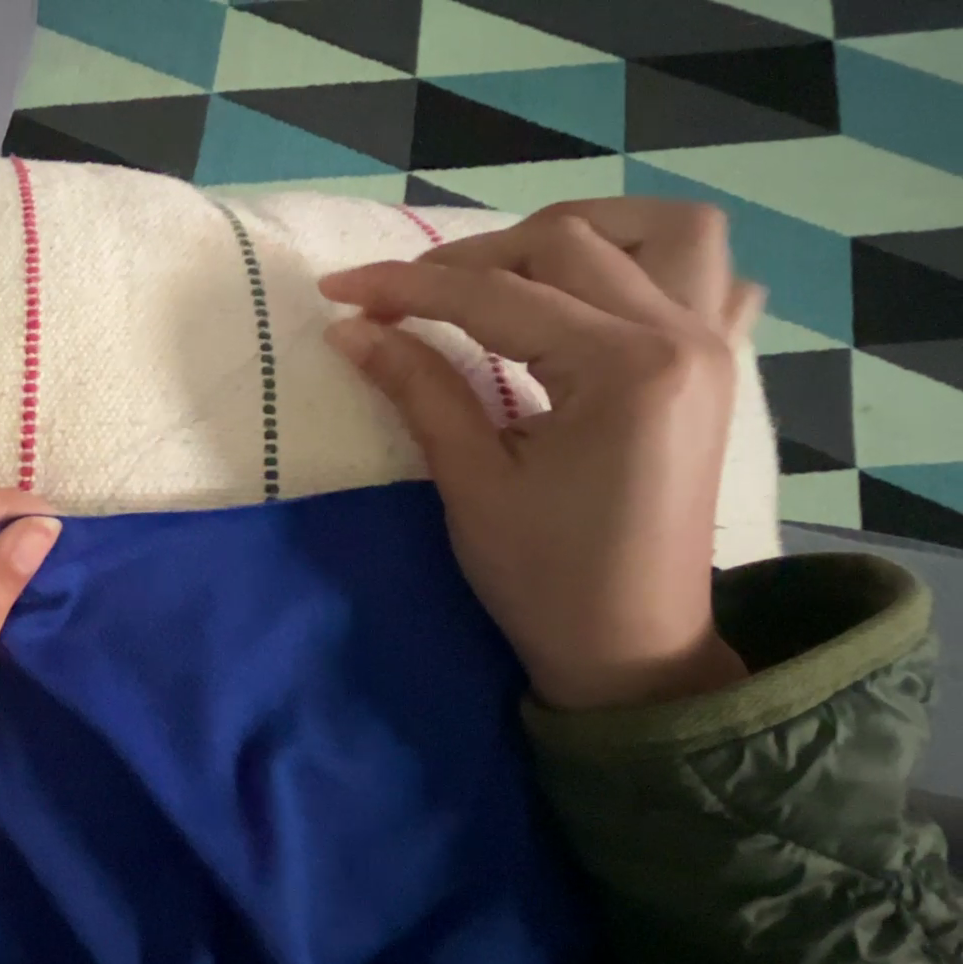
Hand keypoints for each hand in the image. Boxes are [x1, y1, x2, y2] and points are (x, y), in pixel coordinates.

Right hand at [319, 199, 762, 710]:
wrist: (630, 643)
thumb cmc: (543, 575)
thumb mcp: (470, 482)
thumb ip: (417, 389)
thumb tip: (350, 329)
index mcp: (623, 369)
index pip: (495, 297)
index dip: (405, 287)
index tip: (338, 291)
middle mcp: (684, 335)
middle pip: (568, 244)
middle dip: (467, 260)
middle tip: (399, 299)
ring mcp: (714, 345)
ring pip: (659, 231)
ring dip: (571, 235)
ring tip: (499, 274)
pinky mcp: (715, 367)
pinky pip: (706, 275)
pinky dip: (644, 262)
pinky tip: (593, 296)